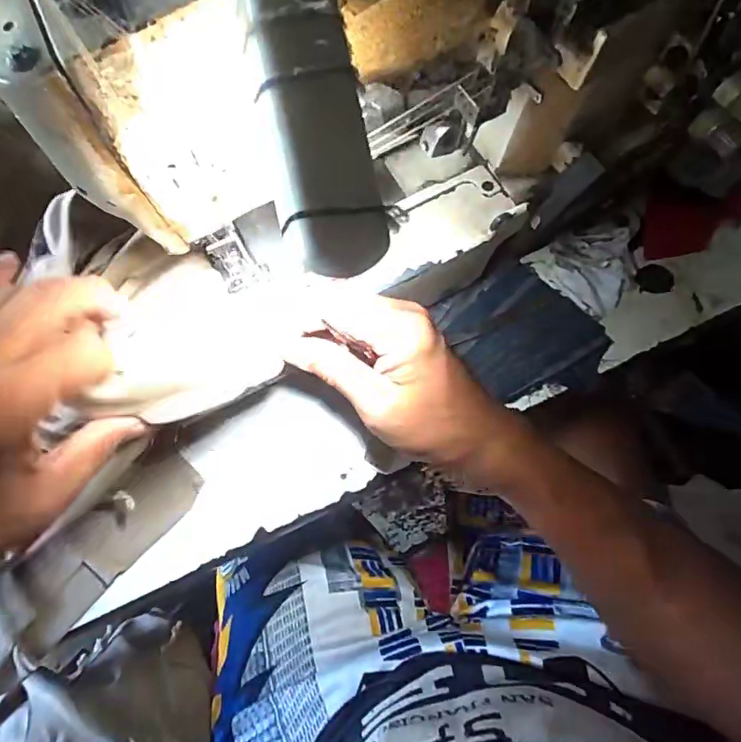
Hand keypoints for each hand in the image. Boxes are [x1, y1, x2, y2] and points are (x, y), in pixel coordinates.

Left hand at [0, 254, 145, 670]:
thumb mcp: (36, 503)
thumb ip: (92, 451)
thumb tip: (134, 419)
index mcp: (6, 403)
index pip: (82, 352)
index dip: (110, 360)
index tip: (114, 379)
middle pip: (49, 301)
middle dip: (94, 299)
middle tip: (116, 313)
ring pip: (4, 290)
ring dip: (49, 289)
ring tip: (76, 300)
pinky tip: (8, 271)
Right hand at [284, 290, 536, 486]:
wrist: (477, 439)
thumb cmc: (431, 427)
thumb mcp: (375, 403)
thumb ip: (331, 366)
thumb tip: (288, 344)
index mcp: (398, 325)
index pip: (333, 306)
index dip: (295, 315)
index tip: (263, 328)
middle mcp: (402, 311)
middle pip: (338, 302)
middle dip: (302, 316)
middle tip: (267, 332)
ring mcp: (404, 318)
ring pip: (346, 310)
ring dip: (316, 324)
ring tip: (281, 337)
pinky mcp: (402, 331)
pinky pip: (360, 322)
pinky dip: (335, 332)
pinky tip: (313, 344)